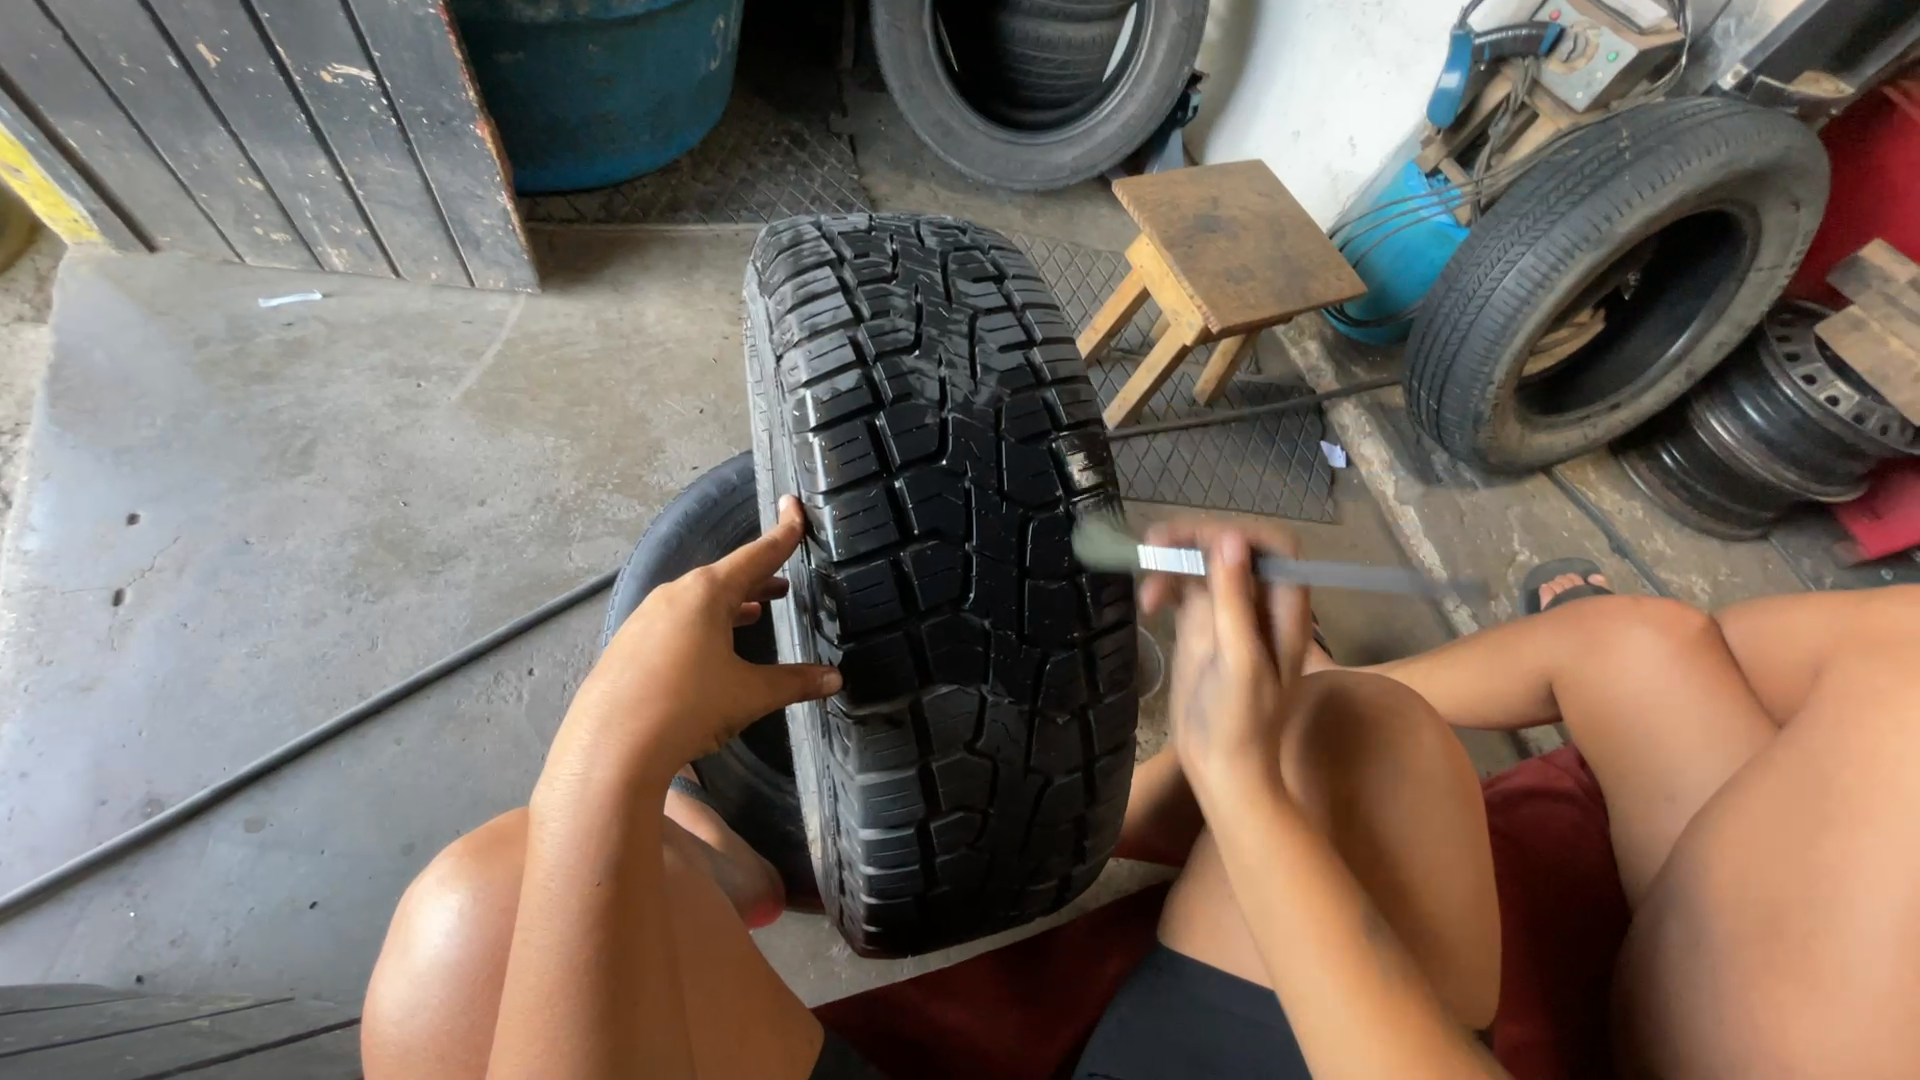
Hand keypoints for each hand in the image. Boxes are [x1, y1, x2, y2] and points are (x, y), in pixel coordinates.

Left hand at [551, 496, 841, 787]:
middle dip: (756, 579)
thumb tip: (834, 679)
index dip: (782, 534)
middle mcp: (673, 597)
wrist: (608, 751)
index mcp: (706, 593)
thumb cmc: (687, 707)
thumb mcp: (750, 694)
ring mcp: (644, 621)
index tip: (794, 507)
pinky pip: (674, 623)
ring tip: (753, 612)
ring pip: (696, 601)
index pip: (756, 554)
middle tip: (782, 584)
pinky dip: (701, 625)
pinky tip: (709, 650)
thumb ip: (795, 682)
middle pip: (724, 577)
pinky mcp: (627, 648)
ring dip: (728, 604)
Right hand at [1142, 518, 1311, 806]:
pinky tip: (1148, 604)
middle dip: (1194, 540)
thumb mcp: (1239, 660)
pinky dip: (1163, 585)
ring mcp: (1227, 612)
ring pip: (1202, 564)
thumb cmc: (1241, 721)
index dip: (1240, 534)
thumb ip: (1234, 600)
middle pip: (1231, 548)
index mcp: (1284, 609)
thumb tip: (1228, 540)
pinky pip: (1183, 588)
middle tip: (1153, 545)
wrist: (1221, 765)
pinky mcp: (1200, 624)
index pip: (1274, 548)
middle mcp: (1258, 602)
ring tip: (1145, 578)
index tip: (1200, 540)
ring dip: (1173, 561)